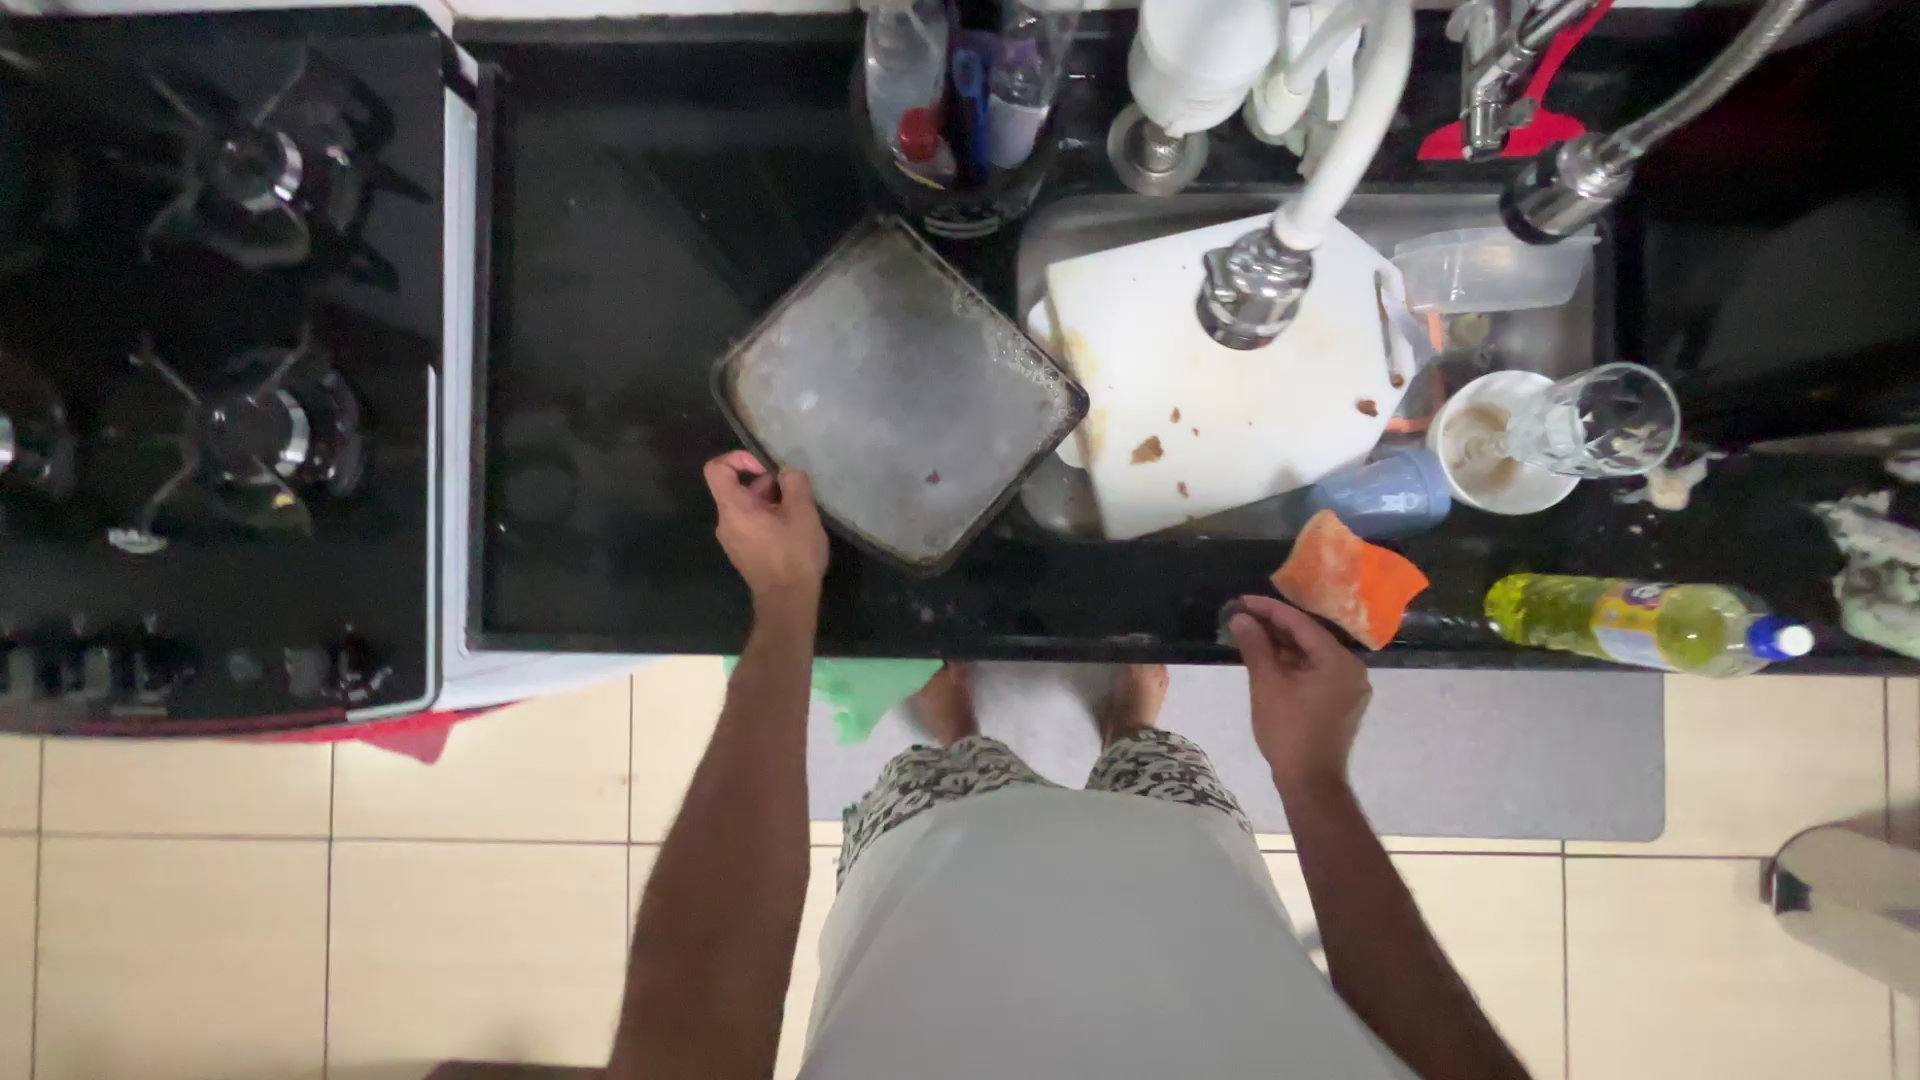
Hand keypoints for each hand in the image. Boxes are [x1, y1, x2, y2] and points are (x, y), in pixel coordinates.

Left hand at [702, 450, 829, 614]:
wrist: (788, 601)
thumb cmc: (793, 554)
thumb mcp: (802, 512)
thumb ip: (795, 483)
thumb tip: (787, 473)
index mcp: (733, 508)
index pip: (716, 468)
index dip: (738, 458)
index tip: (765, 468)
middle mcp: (725, 522)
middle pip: (737, 488)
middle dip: (766, 484)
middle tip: (795, 496)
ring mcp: (732, 540)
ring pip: (747, 507)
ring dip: (771, 503)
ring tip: (799, 515)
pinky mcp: (743, 553)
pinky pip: (751, 525)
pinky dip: (768, 519)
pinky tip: (792, 532)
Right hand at [1227, 595, 1371, 791]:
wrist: (1310, 781)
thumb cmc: (1288, 730)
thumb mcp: (1266, 683)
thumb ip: (1255, 645)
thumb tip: (1240, 617)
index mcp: (1339, 661)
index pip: (1300, 623)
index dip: (1268, 609)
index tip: (1241, 601)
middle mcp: (1351, 669)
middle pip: (1307, 637)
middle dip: (1273, 626)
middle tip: (1240, 617)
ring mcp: (1348, 686)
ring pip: (1309, 654)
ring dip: (1280, 645)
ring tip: (1248, 634)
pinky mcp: (1340, 700)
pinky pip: (1314, 671)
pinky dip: (1290, 663)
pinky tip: (1266, 658)